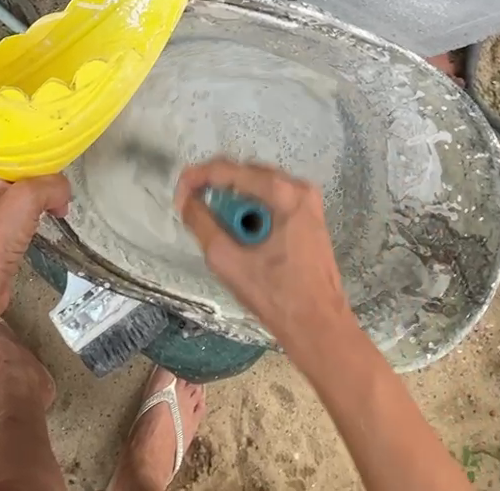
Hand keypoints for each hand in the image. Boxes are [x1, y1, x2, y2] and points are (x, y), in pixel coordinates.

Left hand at [0, 142, 69, 311]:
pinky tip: (49, 203)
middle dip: (17, 144)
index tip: (14, 104)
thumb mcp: (24, 200)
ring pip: (4, 176)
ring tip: (51, 170)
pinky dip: (30, 198)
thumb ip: (50, 184)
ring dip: (27, 175)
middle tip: (41, 134)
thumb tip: (63, 191)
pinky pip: (11, 199)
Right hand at [175, 158, 354, 347]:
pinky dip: (251, 211)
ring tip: (221, 230)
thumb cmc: (276, 296)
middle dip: (216, 191)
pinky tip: (242, 235)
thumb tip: (186, 200)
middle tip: (196, 215)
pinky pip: (270, 199)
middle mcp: (298, 187)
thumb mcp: (228, 261)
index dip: (196, 179)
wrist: (320, 328)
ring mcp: (307, 200)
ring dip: (234, 204)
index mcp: (283, 193)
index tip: (179, 199)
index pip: (228, 170)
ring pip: (255, 186)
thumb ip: (202, 224)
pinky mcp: (309, 215)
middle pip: (243, 174)